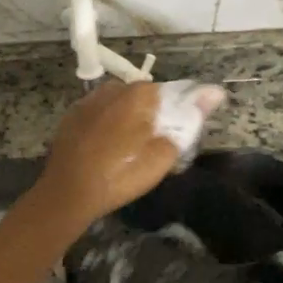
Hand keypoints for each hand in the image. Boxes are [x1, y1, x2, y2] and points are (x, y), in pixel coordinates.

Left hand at [29, 83, 187, 228]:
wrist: (67, 193)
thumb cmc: (120, 176)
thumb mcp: (161, 156)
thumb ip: (188, 121)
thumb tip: (214, 92)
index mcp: (138, 94)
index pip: (170, 93)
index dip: (176, 115)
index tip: (175, 137)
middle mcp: (112, 89)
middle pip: (142, 98)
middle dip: (151, 116)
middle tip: (152, 146)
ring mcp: (88, 101)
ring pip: (118, 105)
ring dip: (127, 119)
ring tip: (127, 149)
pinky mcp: (71, 116)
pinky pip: (99, 114)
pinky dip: (106, 126)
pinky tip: (105, 148)